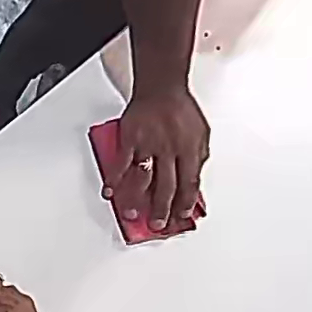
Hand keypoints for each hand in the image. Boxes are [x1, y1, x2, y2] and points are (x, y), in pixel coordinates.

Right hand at [104, 83, 208, 231]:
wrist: (161, 87)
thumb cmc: (179, 110)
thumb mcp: (201, 134)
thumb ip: (197, 159)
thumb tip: (194, 184)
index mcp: (190, 148)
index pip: (189, 183)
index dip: (185, 203)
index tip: (181, 216)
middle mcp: (169, 149)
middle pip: (166, 186)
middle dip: (161, 209)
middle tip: (157, 224)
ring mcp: (148, 145)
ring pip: (142, 179)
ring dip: (137, 200)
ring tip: (132, 215)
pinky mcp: (130, 140)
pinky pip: (120, 164)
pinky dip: (114, 180)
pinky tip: (110, 192)